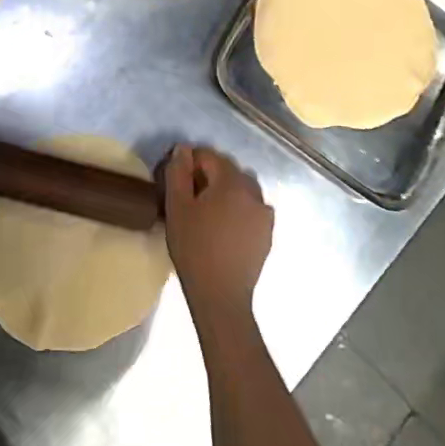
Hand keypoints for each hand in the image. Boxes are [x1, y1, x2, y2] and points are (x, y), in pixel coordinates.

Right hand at [163, 145, 273, 325]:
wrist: (220, 295)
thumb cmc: (194, 248)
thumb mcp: (177, 208)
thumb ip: (178, 173)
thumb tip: (183, 150)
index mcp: (232, 182)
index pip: (209, 156)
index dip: (190, 163)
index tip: (176, 179)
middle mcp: (254, 191)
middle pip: (228, 171)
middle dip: (209, 176)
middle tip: (189, 197)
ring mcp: (265, 213)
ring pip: (242, 189)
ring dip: (225, 192)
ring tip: (207, 212)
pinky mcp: (267, 233)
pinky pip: (251, 209)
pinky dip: (238, 210)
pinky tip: (224, 227)